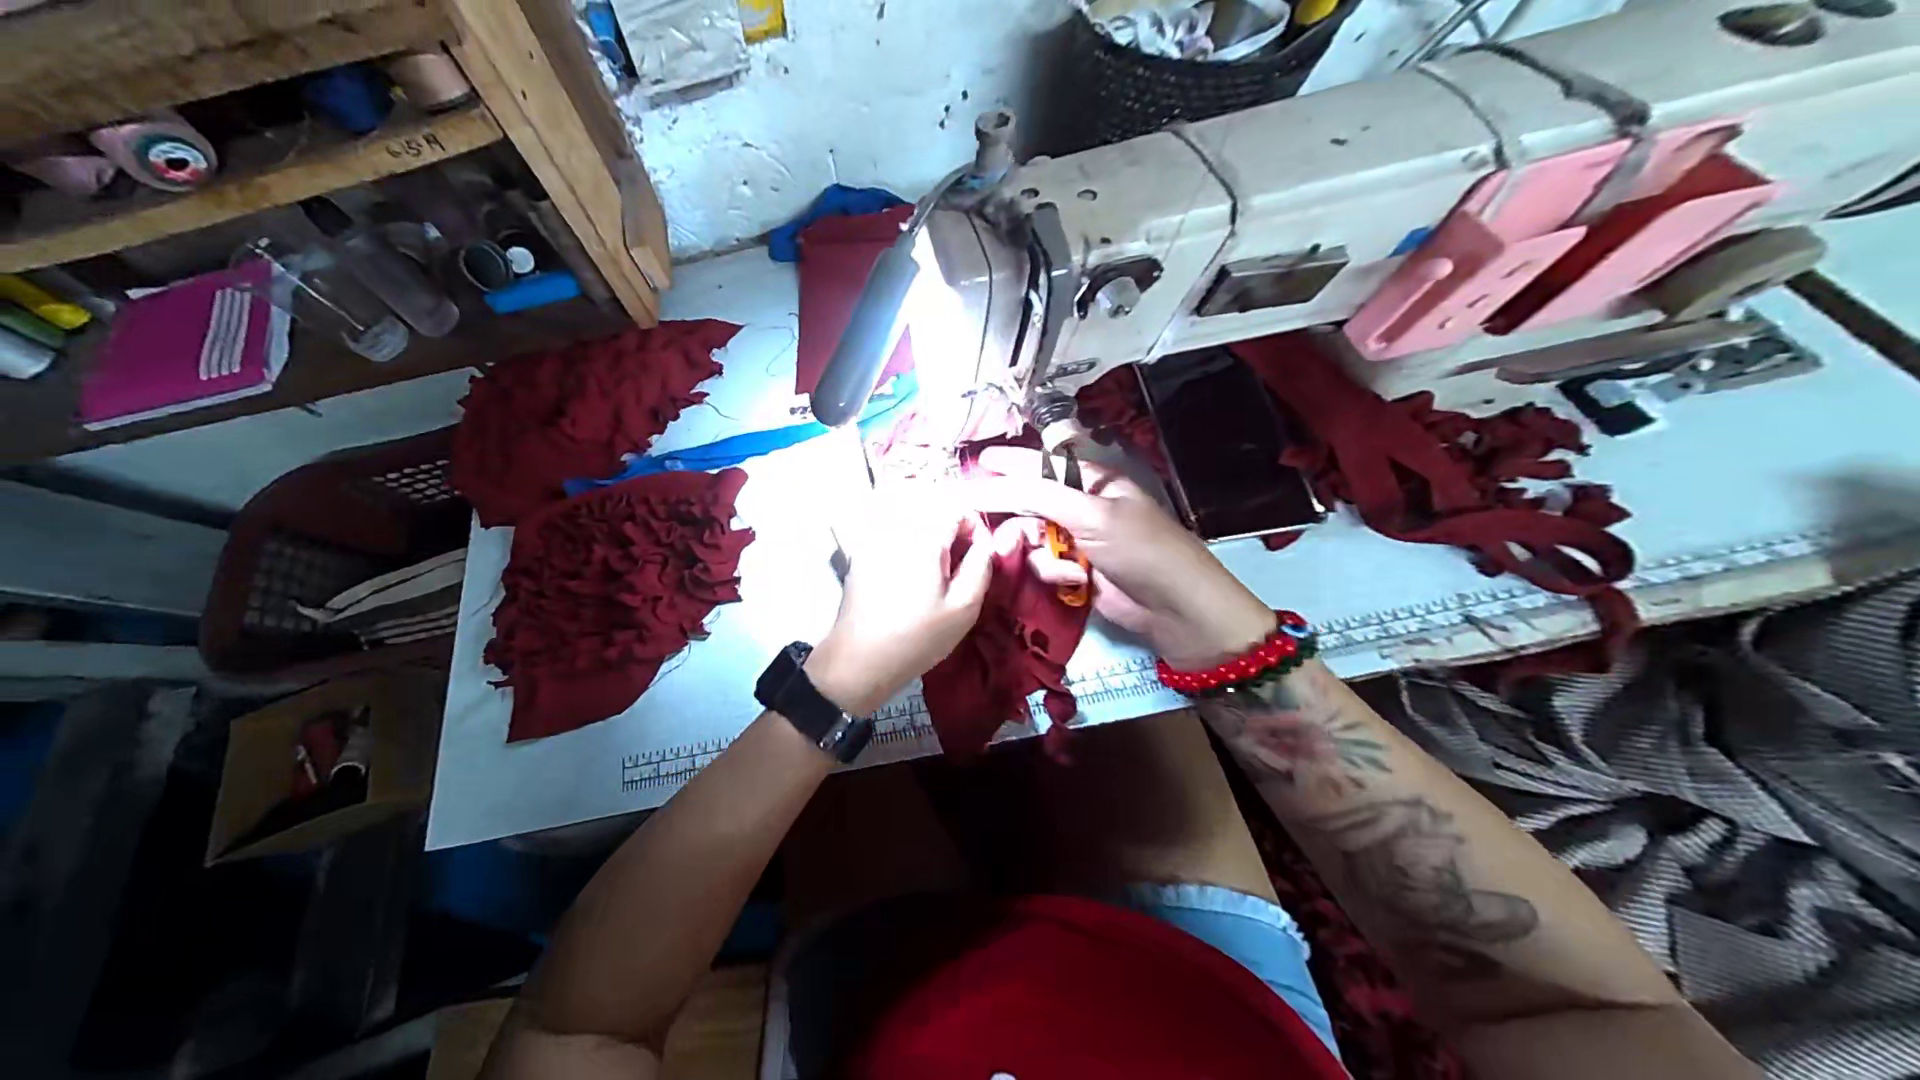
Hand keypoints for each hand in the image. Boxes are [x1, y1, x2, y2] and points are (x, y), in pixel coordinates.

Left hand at [804, 485, 994, 714]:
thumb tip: (986, 542)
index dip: (975, 527)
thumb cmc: (916, 638)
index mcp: (924, 536)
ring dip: (930, 527)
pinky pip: (889, 526)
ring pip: (910, 510)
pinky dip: (906, 535)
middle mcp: (896, 526)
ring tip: (935, 564)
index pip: (958, 506)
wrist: (859, 659)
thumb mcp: (964, 607)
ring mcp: (873, 536)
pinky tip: (910, 569)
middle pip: (933, 502)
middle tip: (958, 560)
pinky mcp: (861, 550)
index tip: (978, 556)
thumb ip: (982, 565)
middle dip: (951, 525)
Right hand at [968, 447, 1275, 670]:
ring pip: (1032, 537)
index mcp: (1093, 482)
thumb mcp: (1091, 514)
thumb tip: (992, 481)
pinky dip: (1054, 573)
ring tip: (1057, 563)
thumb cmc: (1139, 548)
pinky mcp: (1075, 573)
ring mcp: (1078, 541)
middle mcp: (1082, 507)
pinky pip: (1044, 565)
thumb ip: (1038, 495)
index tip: (981, 460)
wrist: (1173, 607)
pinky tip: (1074, 581)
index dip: (1012, 462)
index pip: (1043, 465)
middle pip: (1031, 503)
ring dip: (1039, 551)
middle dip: (1016, 516)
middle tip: (993, 526)